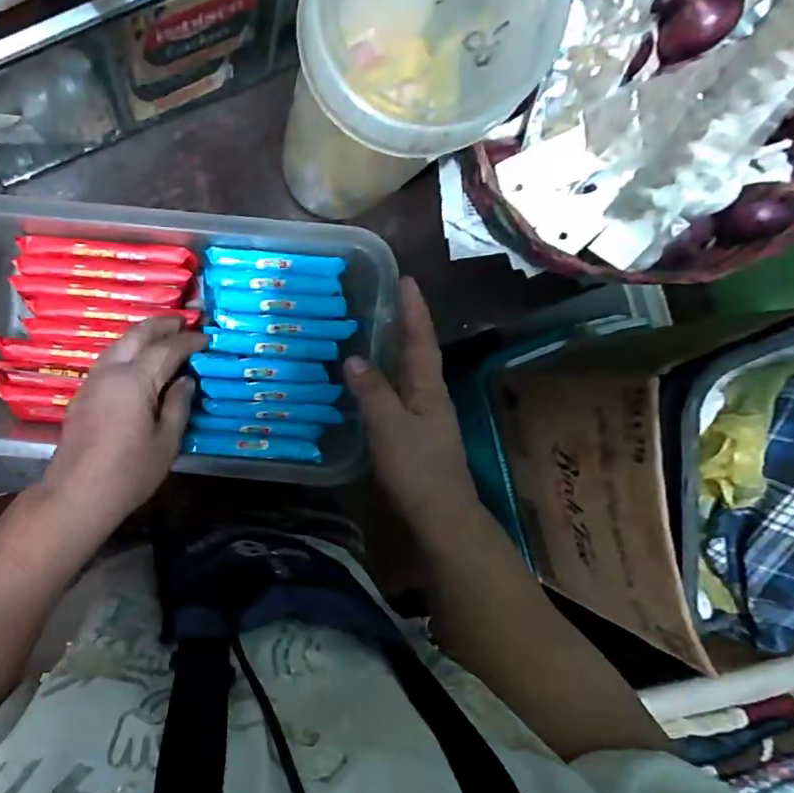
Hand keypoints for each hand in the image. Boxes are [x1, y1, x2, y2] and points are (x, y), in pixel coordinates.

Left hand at [43, 317, 204, 526]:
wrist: (77, 493)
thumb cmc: (129, 473)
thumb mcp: (166, 442)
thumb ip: (178, 406)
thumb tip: (184, 380)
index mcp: (134, 379)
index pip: (166, 349)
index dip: (188, 341)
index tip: (205, 338)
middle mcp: (110, 371)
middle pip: (136, 335)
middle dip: (161, 325)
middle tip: (183, 321)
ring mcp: (92, 382)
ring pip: (118, 345)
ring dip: (141, 335)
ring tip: (162, 336)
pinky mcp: (82, 396)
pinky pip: (107, 360)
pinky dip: (126, 351)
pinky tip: (136, 362)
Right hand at [343, 277, 478, 532]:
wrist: (440, 513)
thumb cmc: (417, 467)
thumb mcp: (389, 426)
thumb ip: (372, 391)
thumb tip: (353, 358)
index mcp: (428, 388)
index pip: (420, 341)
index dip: (414, 311)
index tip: (406, 279)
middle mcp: (430, 396)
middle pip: (416, 353)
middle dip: (403, 325)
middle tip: (381, 301)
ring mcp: (424, 416)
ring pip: (406, 374)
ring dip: (391, 352)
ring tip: (368, 334)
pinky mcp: (413, 434)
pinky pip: (396, 395)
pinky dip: (382, 380)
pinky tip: (365, 384)